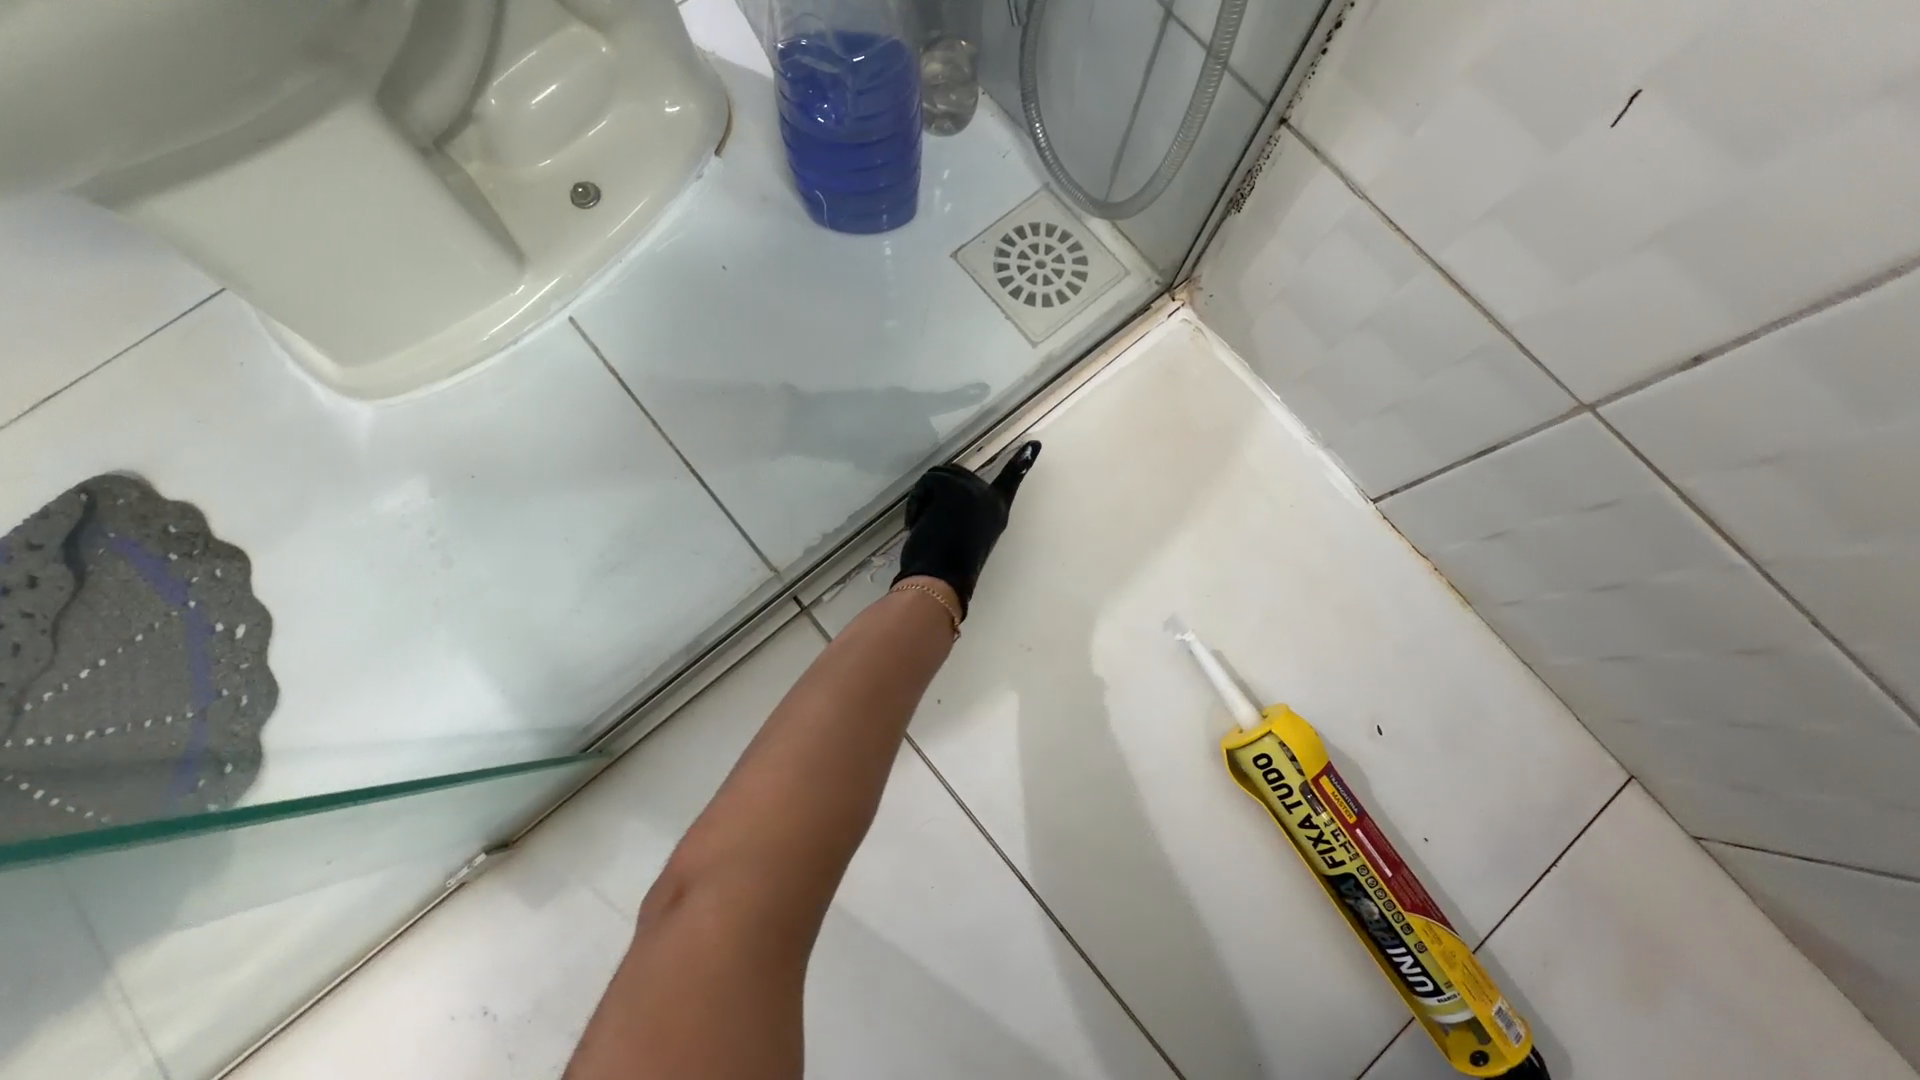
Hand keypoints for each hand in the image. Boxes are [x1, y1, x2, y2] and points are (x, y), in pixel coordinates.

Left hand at [893, 441, 1039, 617]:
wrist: (941, 579)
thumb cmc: (947, 570)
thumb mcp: (963, 539)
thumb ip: (963, 517)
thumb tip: (941, 504)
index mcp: (997, 513)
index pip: (1011, 482)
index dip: (1021, 463)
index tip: (1033, 444)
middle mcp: (990, 498)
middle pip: (958, 474)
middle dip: (938, 491)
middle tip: (929, 521)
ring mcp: (973, 490)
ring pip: (939, 475)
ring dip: (925, 497)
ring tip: (923, 525)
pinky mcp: (954, 488)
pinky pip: (928, 481)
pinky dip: (916, 501)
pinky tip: (918, 523)